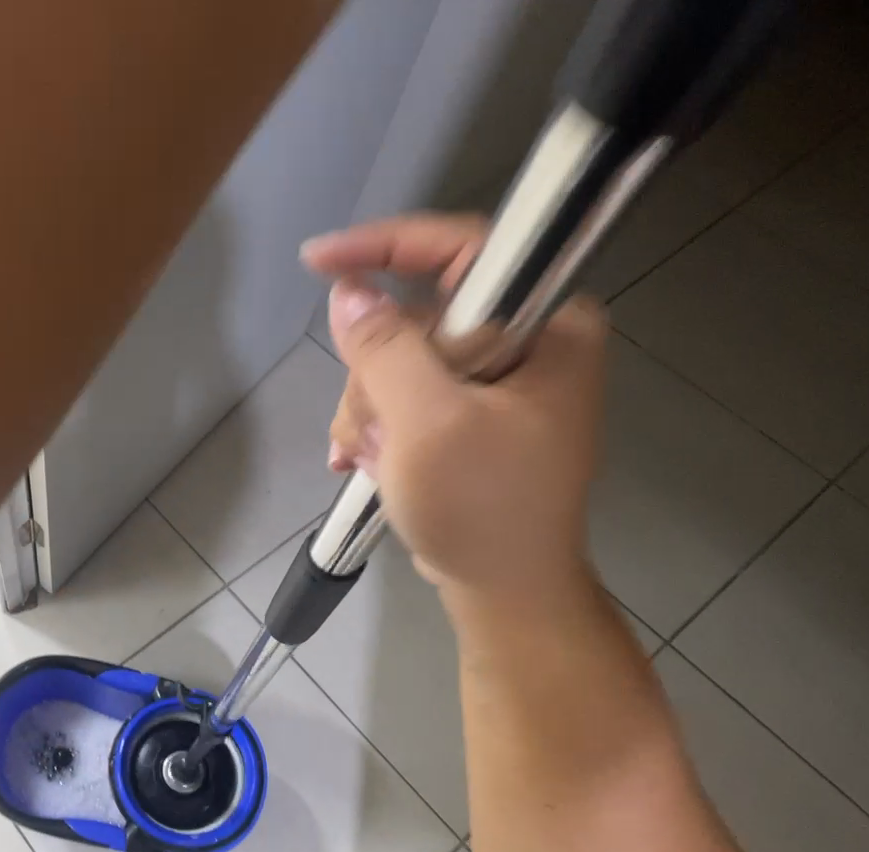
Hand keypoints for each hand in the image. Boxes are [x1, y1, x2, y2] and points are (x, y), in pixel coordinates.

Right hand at [303, 215, 607, 608]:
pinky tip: (372, 463)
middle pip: (417, 316)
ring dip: (369, 409)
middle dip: (374, 374)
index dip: (387, 246)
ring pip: (399, 357)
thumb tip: (347, 294)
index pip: (465, 250)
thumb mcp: (428, 424)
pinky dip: (377, 425)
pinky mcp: (472, 410)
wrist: (502, 589)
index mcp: (549, 326)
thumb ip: (385, 349)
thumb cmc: (482, 508)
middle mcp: (528, 340)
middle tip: (367, 432)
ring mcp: (498, 378)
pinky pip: (403, 391)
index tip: (319, 261)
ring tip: (370, 461)